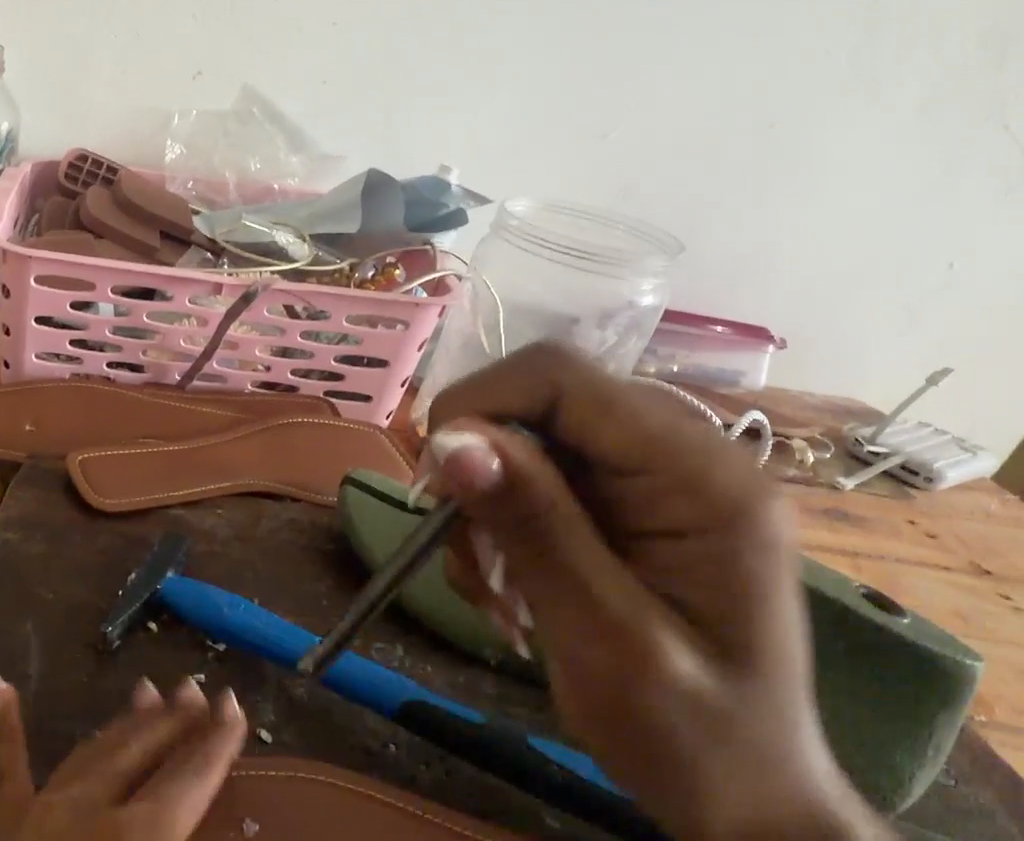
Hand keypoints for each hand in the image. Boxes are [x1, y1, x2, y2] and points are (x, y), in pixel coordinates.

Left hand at [0, 673, 247, 840]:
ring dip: (123, 721)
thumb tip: (238, 832)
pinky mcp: (5, 821)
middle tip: (196, 688)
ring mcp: (43, 808)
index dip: (215, 741)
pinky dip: (4, 722)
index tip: (233, 704)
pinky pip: (7, 763)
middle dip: (174, 720)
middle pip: (144, 751)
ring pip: (93, 748)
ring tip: (146, 689)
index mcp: (142, 837)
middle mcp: (93, 808)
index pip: (189, 778)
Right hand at [425, 344, 892, 840]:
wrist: (743, 798)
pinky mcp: (627, 502)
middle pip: (535, 401)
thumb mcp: (604, 639)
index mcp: (701, 477)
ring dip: (481, 506)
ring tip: (486, 587)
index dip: (478, 406)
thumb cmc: (690, 736)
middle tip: (453, 546)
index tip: (433, 483)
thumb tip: (449, 438)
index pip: (561, 378)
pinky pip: (533, 476)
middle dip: (476, 466)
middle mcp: (682, 456)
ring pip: (522, 439)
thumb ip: (534, 528)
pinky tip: (505, 586)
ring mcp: (654, 478)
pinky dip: (496, 523)